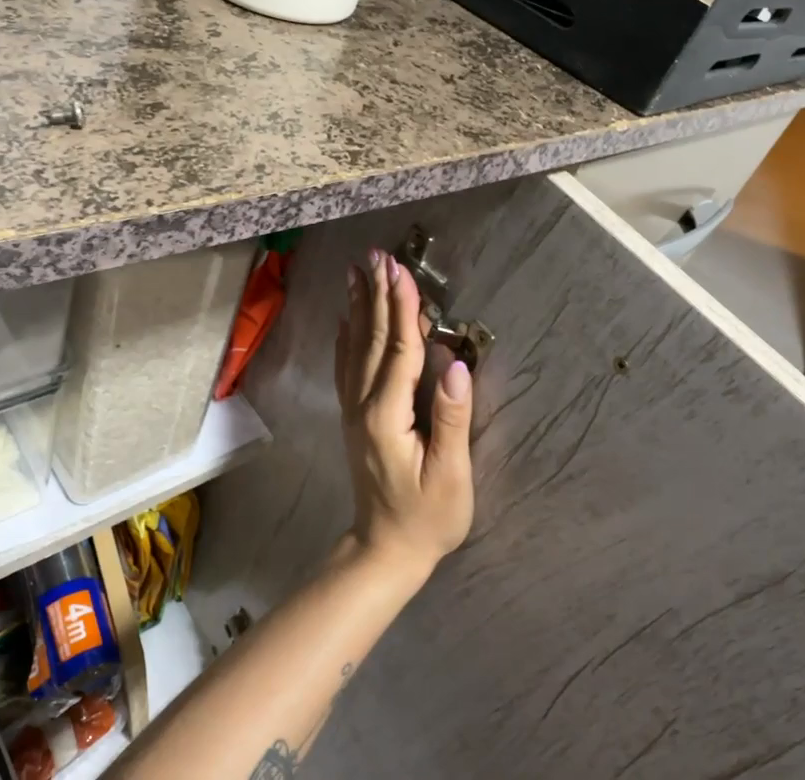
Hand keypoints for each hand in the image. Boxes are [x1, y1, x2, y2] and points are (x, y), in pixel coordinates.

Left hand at [334, 247, 474, 583]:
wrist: (384, 549)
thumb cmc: (427, 518)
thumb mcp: (451, 476)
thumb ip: (452, 420)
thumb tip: (458, 366)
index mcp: (388, 416)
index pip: (399, 352)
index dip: (402, 309)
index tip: (401, 271)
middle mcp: (363, 405)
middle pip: (373, 340)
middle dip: (378, 295)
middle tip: (377, 255)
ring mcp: (354, 410)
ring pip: (355, 348)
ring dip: (359, 307)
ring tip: (357, 272)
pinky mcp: (353, 417)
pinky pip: (346, 367)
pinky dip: (347, 337)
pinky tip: (346, 318)